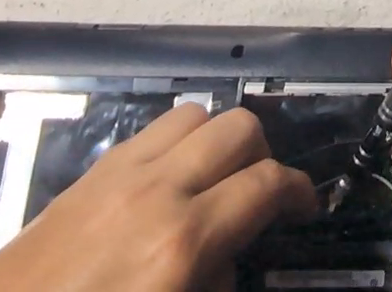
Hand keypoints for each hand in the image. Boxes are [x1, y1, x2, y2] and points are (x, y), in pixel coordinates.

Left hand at [0, 103, 315, 291]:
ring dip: (217, 141)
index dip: (299, 192)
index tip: (304, 208)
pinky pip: (150, 133)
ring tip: (213, 180)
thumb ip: (213, 280)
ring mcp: (117, 176)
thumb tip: (225, 260)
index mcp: (179, 242)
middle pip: (238, 128)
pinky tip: (167, 185)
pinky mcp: (87, 176)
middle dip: (262, 156)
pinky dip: (176, 145)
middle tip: (258, 194)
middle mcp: (155, 192)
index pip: (266, 185)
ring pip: (195, 115)